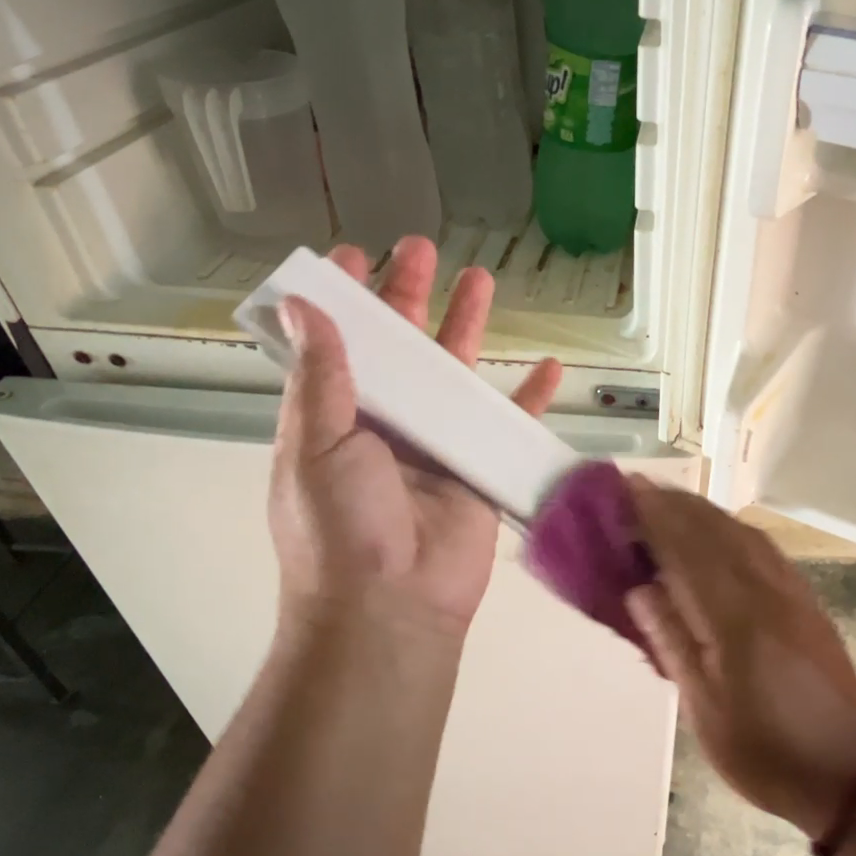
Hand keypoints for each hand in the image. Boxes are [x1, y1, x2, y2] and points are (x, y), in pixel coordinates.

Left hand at [269, 238, 560, 640]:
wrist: (393, 608)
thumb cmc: (342, 527)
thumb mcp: (316, 446)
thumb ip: (321, 377)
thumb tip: (306, 307)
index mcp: (334, 419)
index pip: (337, 346)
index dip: (342, 302)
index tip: (351, 257)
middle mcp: (384, 426)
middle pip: (401, 349)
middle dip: (410, 297)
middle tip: (421, 247)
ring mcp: (435, 446)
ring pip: (455, 374)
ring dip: (467, 328)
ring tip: (482, 279)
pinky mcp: (478, 469)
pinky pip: (507, 423)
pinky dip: (530, 398)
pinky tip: (549, 366)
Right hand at [625, 481, 855, 837]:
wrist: (852, 773)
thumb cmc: (768, 753)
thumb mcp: (706, 711)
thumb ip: (673, 644)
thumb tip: (640, 590)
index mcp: (736, 618)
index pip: (688, 550)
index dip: (655, 516)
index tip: (626, 489)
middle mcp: (767, 591)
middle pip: (717, 531)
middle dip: (677, 505)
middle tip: (639, 488)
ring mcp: (793, 593)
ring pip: (744, 535)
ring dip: (705, 513)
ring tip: (671, 505)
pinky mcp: (808, 603)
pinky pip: (764, 550)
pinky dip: (733, 531)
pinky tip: (721, 536)